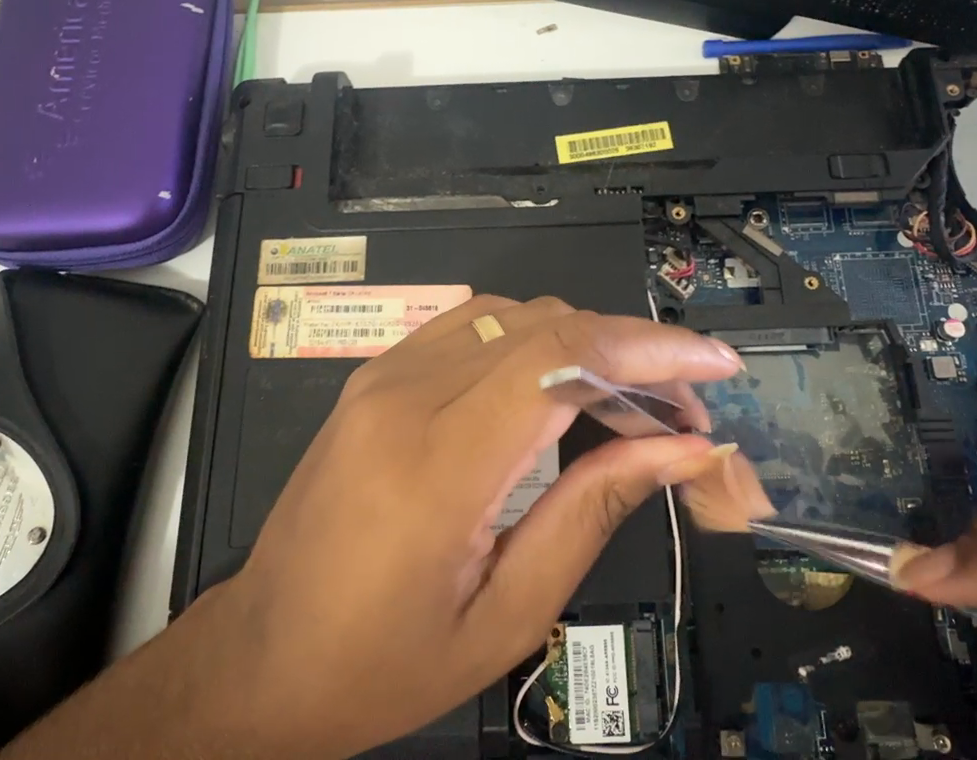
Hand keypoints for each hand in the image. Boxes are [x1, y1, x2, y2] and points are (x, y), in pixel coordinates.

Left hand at [188, 296, 744, 759]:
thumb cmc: (383, 661)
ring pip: (510, 315)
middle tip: (681, 414)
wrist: (262, 657)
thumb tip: (681, 452)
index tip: (714, 366)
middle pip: (543, 325)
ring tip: (629, 406)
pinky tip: (559, 390)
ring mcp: (381, 378)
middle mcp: (404, 397)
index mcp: (437, 464)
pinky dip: (532, 341)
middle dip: (631, 352)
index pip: (560, 359)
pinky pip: (470, 328)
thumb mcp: (507, 611)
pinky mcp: (373, 378)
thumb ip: (594, 511)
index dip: (650, 350)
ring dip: (584, 344)